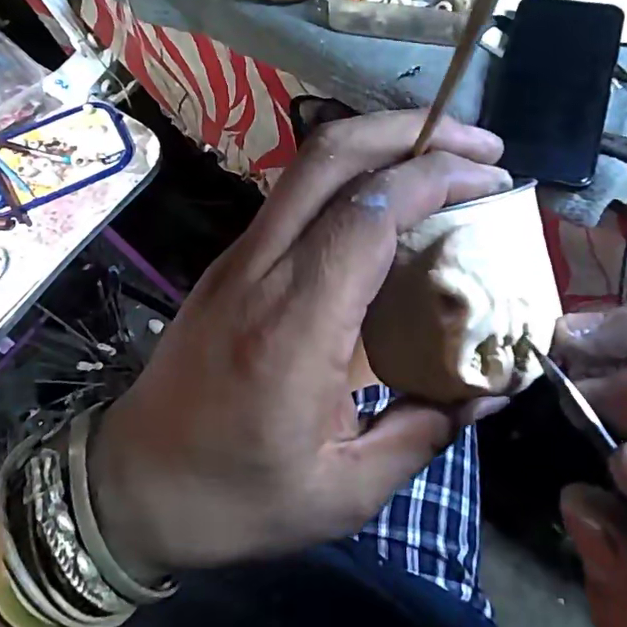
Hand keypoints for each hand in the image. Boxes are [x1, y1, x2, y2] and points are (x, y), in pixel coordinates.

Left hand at [91, 110, 511, 578]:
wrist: (131, 486)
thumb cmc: (233, 497)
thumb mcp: (343, 491)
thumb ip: (423, 432)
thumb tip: (490, 390)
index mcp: (293, 327)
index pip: (367, 213)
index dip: (436, 179)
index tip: (494, 181)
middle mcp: (259, 273)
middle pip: (328, 157)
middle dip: (409, 130)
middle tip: (479, 145)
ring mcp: (234, 265)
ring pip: (303, 171)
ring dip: (375, 148)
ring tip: (441, 164)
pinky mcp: (223, 271)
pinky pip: (289, 202)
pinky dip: (345, 182)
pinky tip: (383, 210)